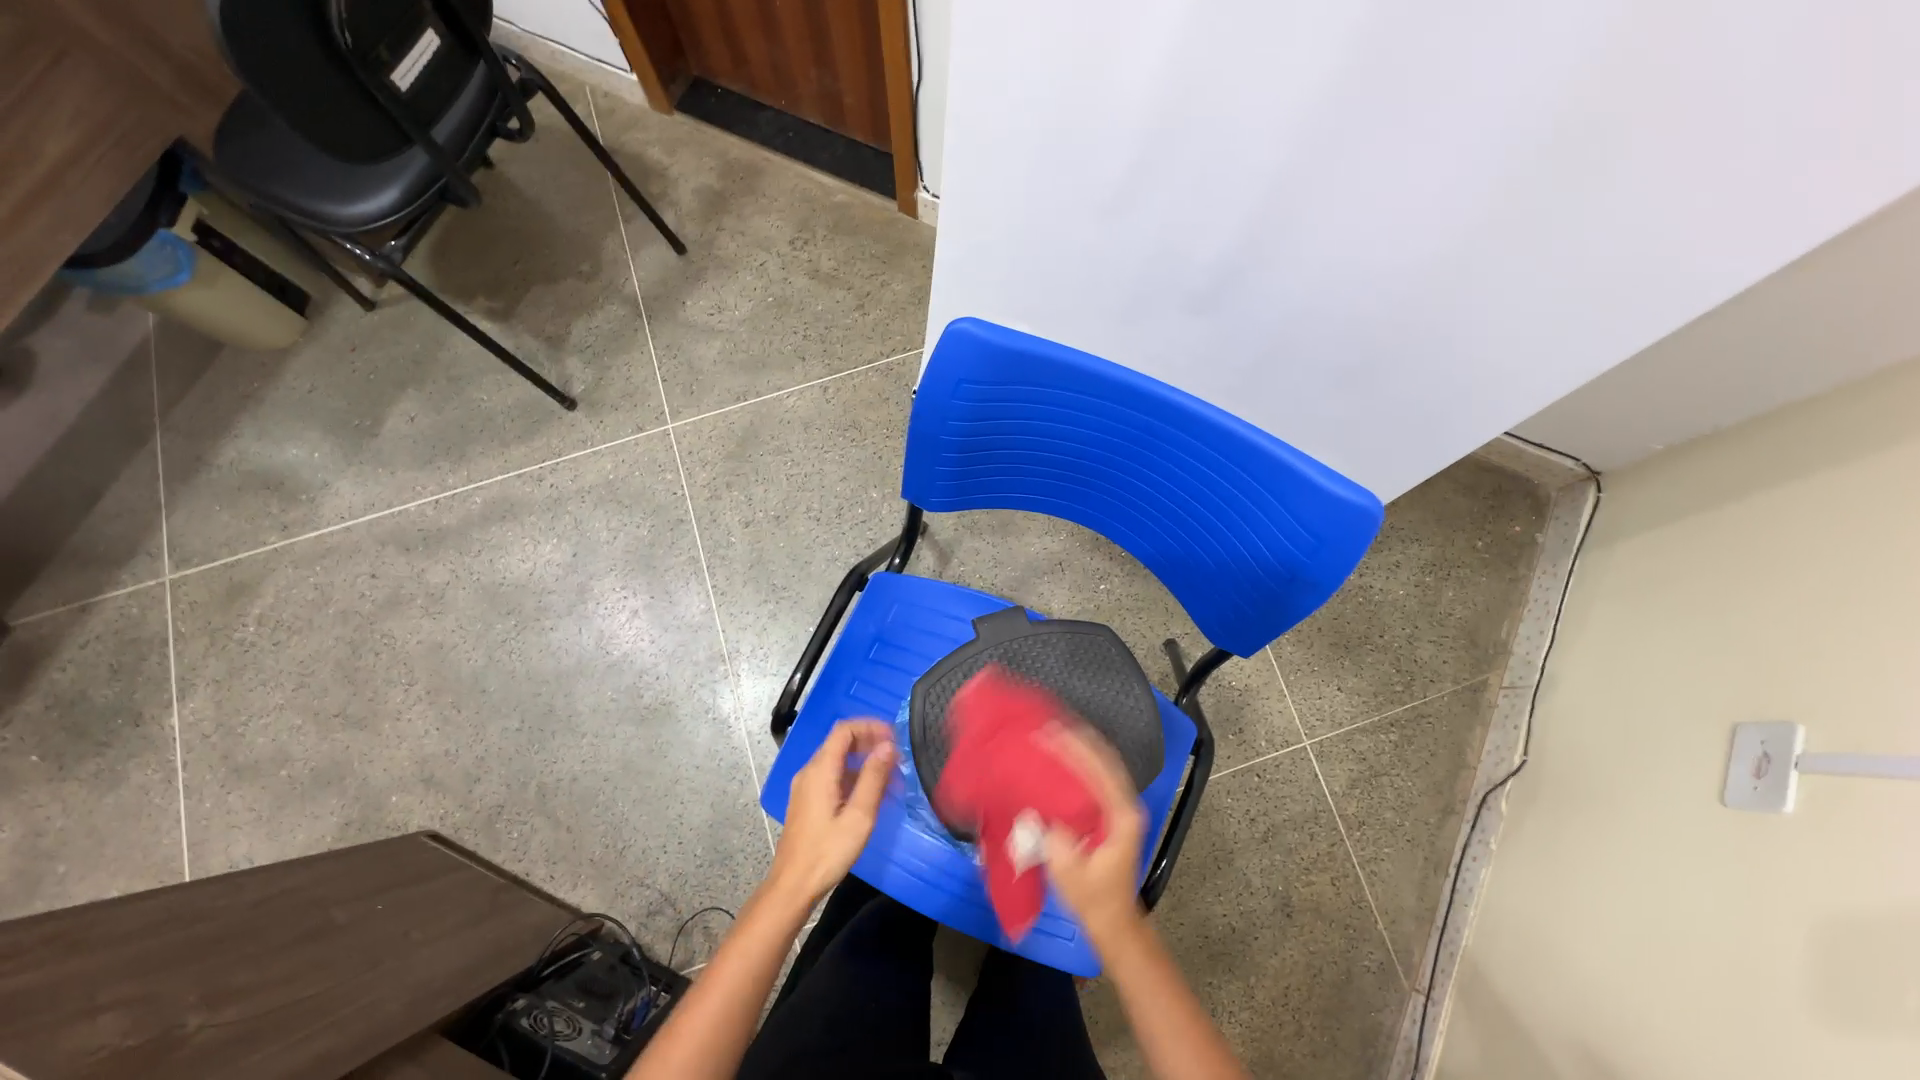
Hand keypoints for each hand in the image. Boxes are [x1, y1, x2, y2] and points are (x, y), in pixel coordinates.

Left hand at [769, 718, 896, 904]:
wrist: (793, 884)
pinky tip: (871, 794)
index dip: (870, 726)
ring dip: (864, 761)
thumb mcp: (859, 816)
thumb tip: (888, 746)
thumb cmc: (828, 852)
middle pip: (840, 742)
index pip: (844, 730)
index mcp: (820, 770)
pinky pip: (832, 776)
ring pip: (837, 760)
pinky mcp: (807, 800)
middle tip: (896, 757)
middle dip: (870, 743)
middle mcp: (810, 771)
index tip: (895, 737)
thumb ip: (873, 778)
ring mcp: (806, 786)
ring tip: (890, 777)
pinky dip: (853, 776)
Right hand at [1043, 723, 1148, 941]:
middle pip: (1105, 761)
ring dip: (1080, 749)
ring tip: (1054, 733)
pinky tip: (1062, 757)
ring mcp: (1121, 809)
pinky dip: (1082, 763)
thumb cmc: (1092, 898)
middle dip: (1078, 741)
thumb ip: (1055, 837)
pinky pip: (1098, 778)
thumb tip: (1039, 808)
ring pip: (1104, 767)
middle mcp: (1126, 806)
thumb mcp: (1068, 870)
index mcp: (1121, 816)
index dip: (1076, 750)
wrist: (1112, 921)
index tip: (1050, 735)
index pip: (1100, 772)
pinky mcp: (1111, 814)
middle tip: (1049, 725)